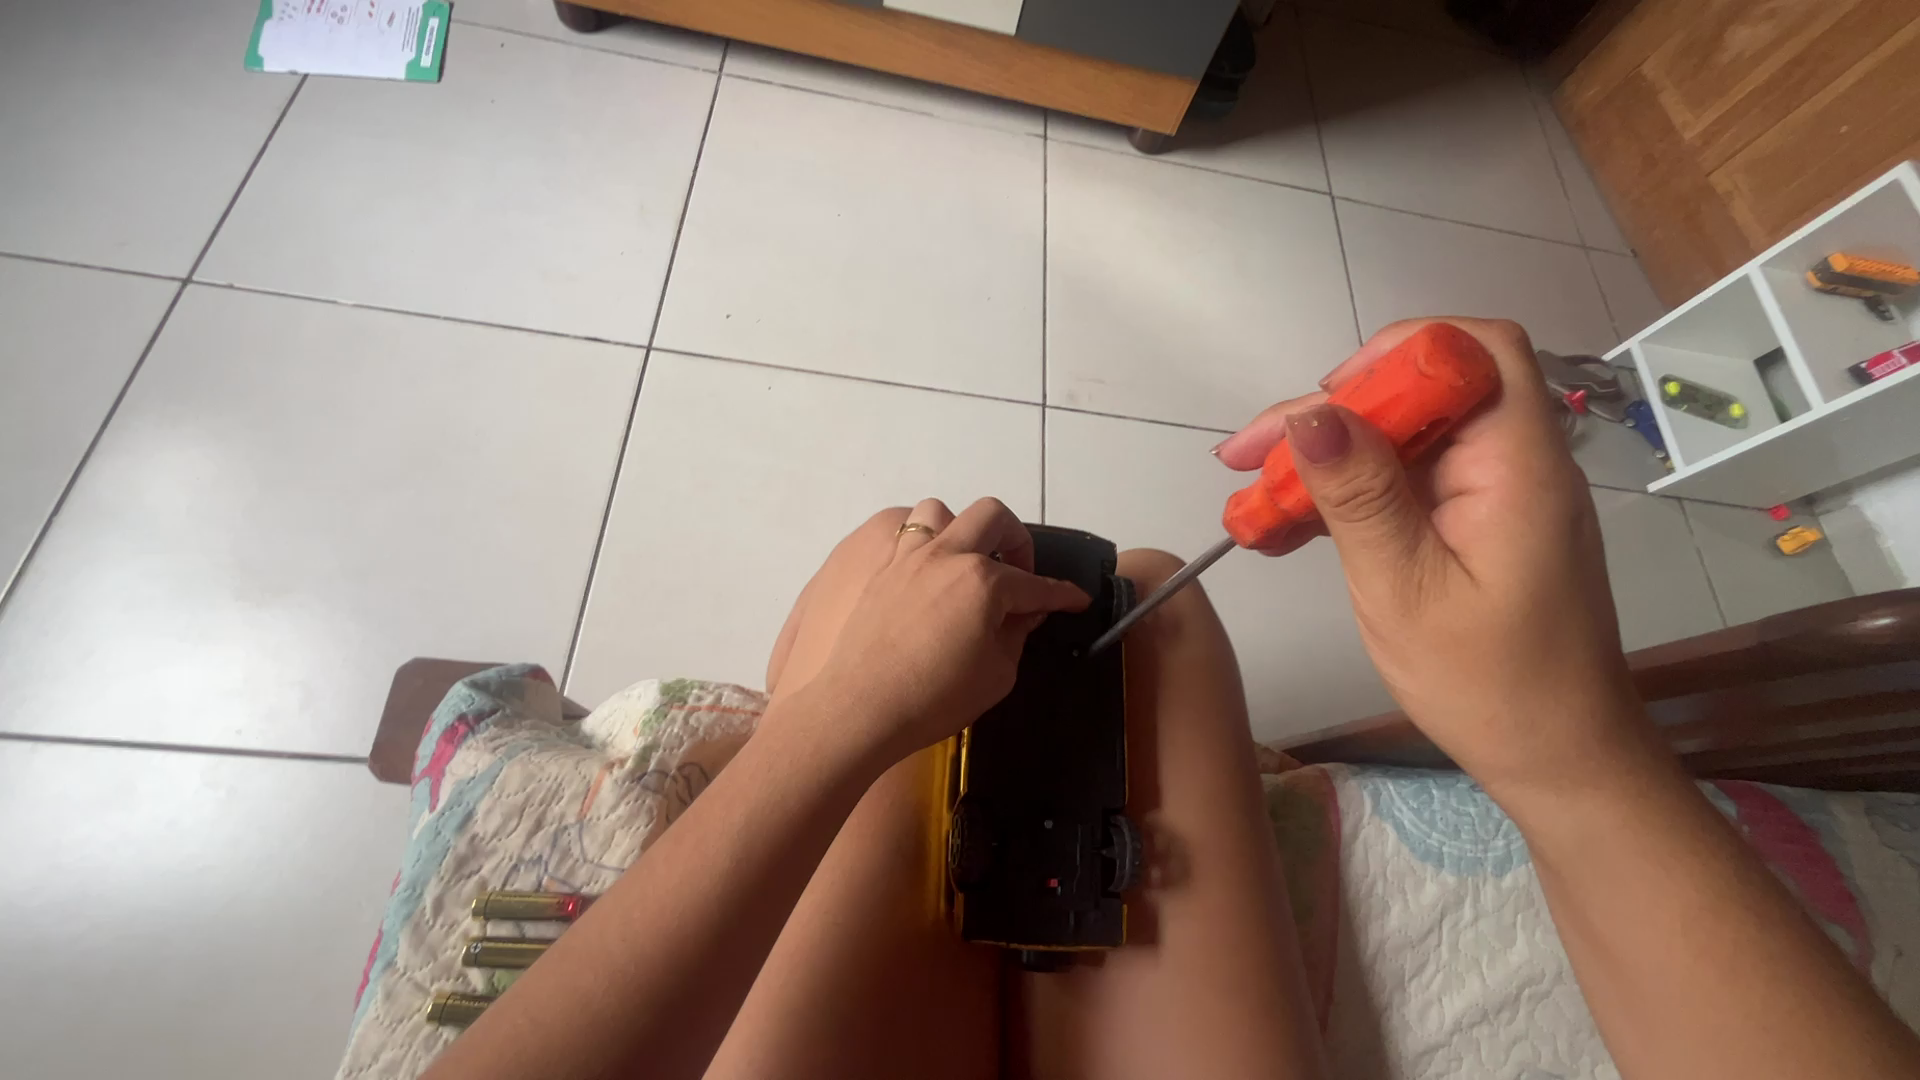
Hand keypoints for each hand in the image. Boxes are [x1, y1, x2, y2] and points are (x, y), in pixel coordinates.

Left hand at [801, 498, 1089, 767]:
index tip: (1076, 600)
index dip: (1062, 595)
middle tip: (1020, 571)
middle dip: (1017, 539)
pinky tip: (926, 574)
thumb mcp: (997, 675)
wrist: (861, 708)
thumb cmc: (935, 699)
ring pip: (941, 512)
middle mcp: (948, 556)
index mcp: (984, 582)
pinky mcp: (879, 569)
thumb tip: (1024, 613)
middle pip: (993, 517)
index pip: (1035, 585)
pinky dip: (923, 544)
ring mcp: (908, 557)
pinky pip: (903, 534)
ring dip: (961, 530)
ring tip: (965, 562)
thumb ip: (1016, 636)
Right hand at [1216, 318, 1649, 797]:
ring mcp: (1488, 496)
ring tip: (1251, 494)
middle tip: (1247, 456)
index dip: (1398, 353)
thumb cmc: (1486, 682)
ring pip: (1398, 440)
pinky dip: (1342, 495)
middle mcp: (1509, 464)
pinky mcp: (1467, 524)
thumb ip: (1360, 497)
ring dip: (1323, 459)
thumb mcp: (1404, 588)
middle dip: (1328, 415)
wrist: (1554, 757)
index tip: (1322, 399)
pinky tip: (1286, 526)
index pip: (1475, 353)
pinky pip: (1398, 485)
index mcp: (1515, 467)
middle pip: (1419, 394)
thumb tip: (1311, 413)